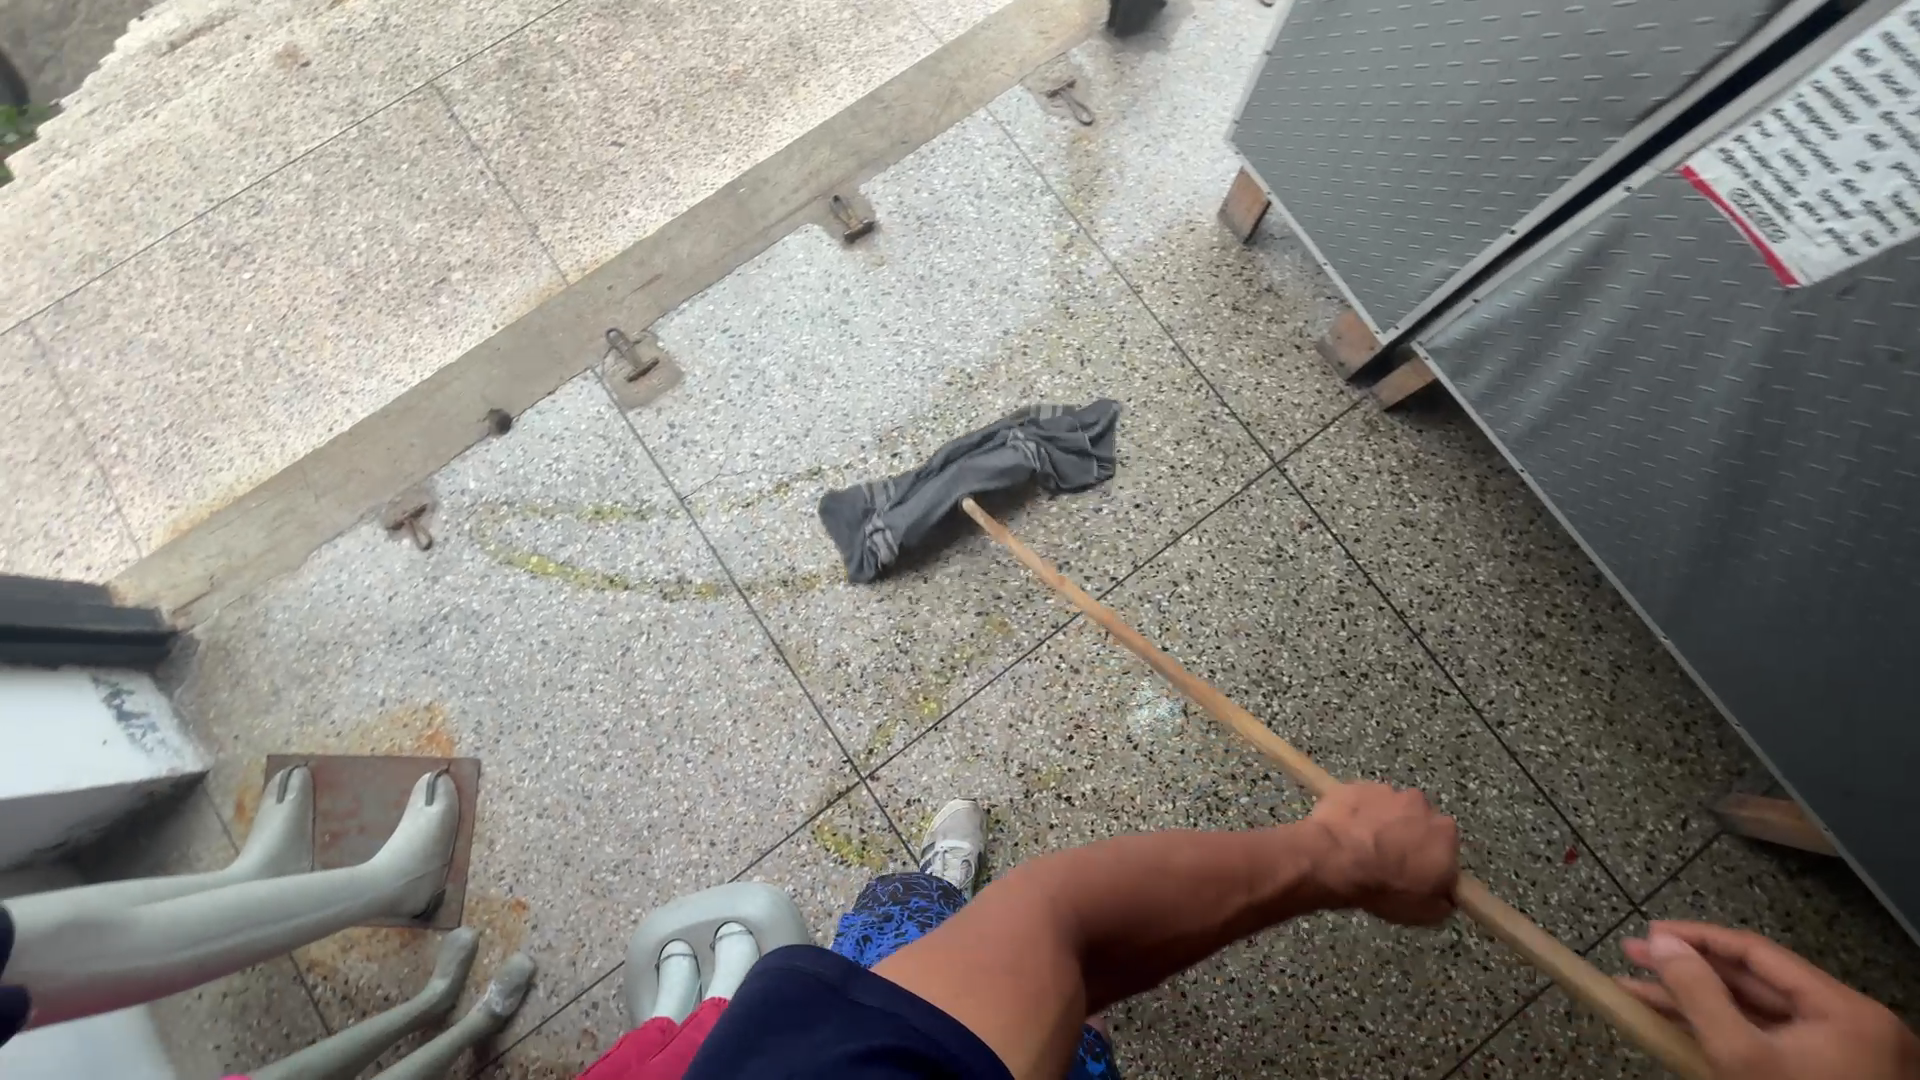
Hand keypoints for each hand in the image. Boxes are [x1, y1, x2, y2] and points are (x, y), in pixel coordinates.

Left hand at [1306, 782, 1458, 924]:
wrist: (1335, 859)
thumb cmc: (1385, 887)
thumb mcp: (1428, 911)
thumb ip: (1444, 897)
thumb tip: (1444, 893)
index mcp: (1444, 833)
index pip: (1445, 845)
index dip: (1430, 858)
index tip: (1415, 870)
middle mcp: (1418, 804)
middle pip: (1416, 819)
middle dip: (1406, 834)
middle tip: (1387, 856)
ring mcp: (1383, 791)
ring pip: (1386, 806)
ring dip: (1379, 820)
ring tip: (1360, 843)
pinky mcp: (1353, 786)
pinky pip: (1359, 799)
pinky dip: (1354, 811)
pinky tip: (1344, 829)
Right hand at [1619, 921, 1919, 1079]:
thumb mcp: (1737, 1051)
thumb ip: (1697, 991)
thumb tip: (1659, 940)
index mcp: (1846, 1010)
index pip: (1756, 951)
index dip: (1696, 936)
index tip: (1647, 932)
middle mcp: (1854, 1023)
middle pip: (1754, 980)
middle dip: (1687, 968)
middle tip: (1633, 955)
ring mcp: (1847, 1051)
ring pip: (1755, 1008)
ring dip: (1694, 996)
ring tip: (1636, 986)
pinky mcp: (1831, 1071)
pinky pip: (1769, 1034)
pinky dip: (1721, 1024)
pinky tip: (1673, 1018)